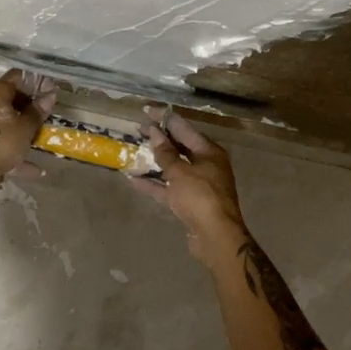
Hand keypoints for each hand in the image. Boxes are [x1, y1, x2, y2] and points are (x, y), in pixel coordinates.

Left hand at [0, 69, 55, 189]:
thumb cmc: (0, 143)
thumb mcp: (25, 128)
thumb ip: (37, 112)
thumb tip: (49, 97)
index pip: (18, 76)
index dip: (36, 81)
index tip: (51, 91)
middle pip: (11, 98)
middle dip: (30, 106)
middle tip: (47, 115)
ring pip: (6, 120)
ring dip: (23, 128)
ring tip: (40, 138)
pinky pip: (1, 139)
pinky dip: (15, 148)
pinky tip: (34, 169)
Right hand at [130, 106, 247, 265]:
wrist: (216, 238)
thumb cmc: (200, 197)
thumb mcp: (180, 172)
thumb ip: (165, 153)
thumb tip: (154, 132)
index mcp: (208, 152)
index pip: (183, 128)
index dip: (164, 118)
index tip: (146, 111)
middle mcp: (206, 165)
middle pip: (179, 147)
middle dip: (159, 139)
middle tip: (138, 130)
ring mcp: (199, 185)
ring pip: (173, 168)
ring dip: (155, 162)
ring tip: (134, 152)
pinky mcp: (190, 203)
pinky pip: (170, 188)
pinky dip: (155, 184)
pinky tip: (134, 180)